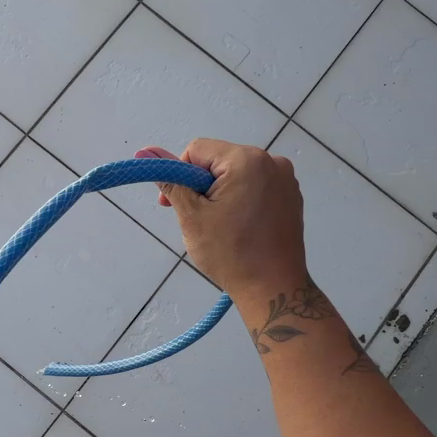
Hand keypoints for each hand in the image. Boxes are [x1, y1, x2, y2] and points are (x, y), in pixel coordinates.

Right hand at [136, 140, 306, 301]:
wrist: (272, 286)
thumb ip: (171, 181)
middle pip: (218, 161)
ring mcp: (285, 179)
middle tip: (196, 221)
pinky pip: (256, 187)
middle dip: (200, 186)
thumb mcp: (191, 216)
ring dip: (219, 194)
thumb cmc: (229, 252)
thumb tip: (144, 151)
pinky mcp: (291, 196)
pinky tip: (239, 228)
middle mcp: (271, 161)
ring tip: (218, 228)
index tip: (172, 206)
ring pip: (236, 175)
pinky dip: (240, 201)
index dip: (179, 175)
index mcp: (246, 160)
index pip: (197, 150)